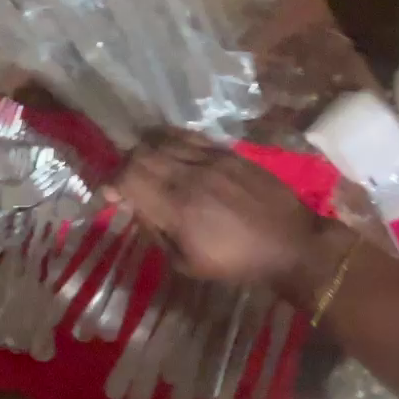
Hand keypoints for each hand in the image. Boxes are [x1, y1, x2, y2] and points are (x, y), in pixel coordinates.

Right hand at [112, 128, 344, 291]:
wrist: (290, 244)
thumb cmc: (237, 262)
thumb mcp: (187, 263)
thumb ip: (157, 234)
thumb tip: (139, 210)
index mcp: (176, 207)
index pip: (127, 177)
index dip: (110, 182)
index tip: (108, 195)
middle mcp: (189, 174)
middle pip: (139, 153)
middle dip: (124, 165)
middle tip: (125, 181)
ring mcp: (210, 158)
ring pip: (162, 139)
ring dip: (145, 150)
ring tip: (146, 164)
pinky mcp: (227, 151)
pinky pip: (189, 135)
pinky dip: (170, 140)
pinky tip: (171, 152)